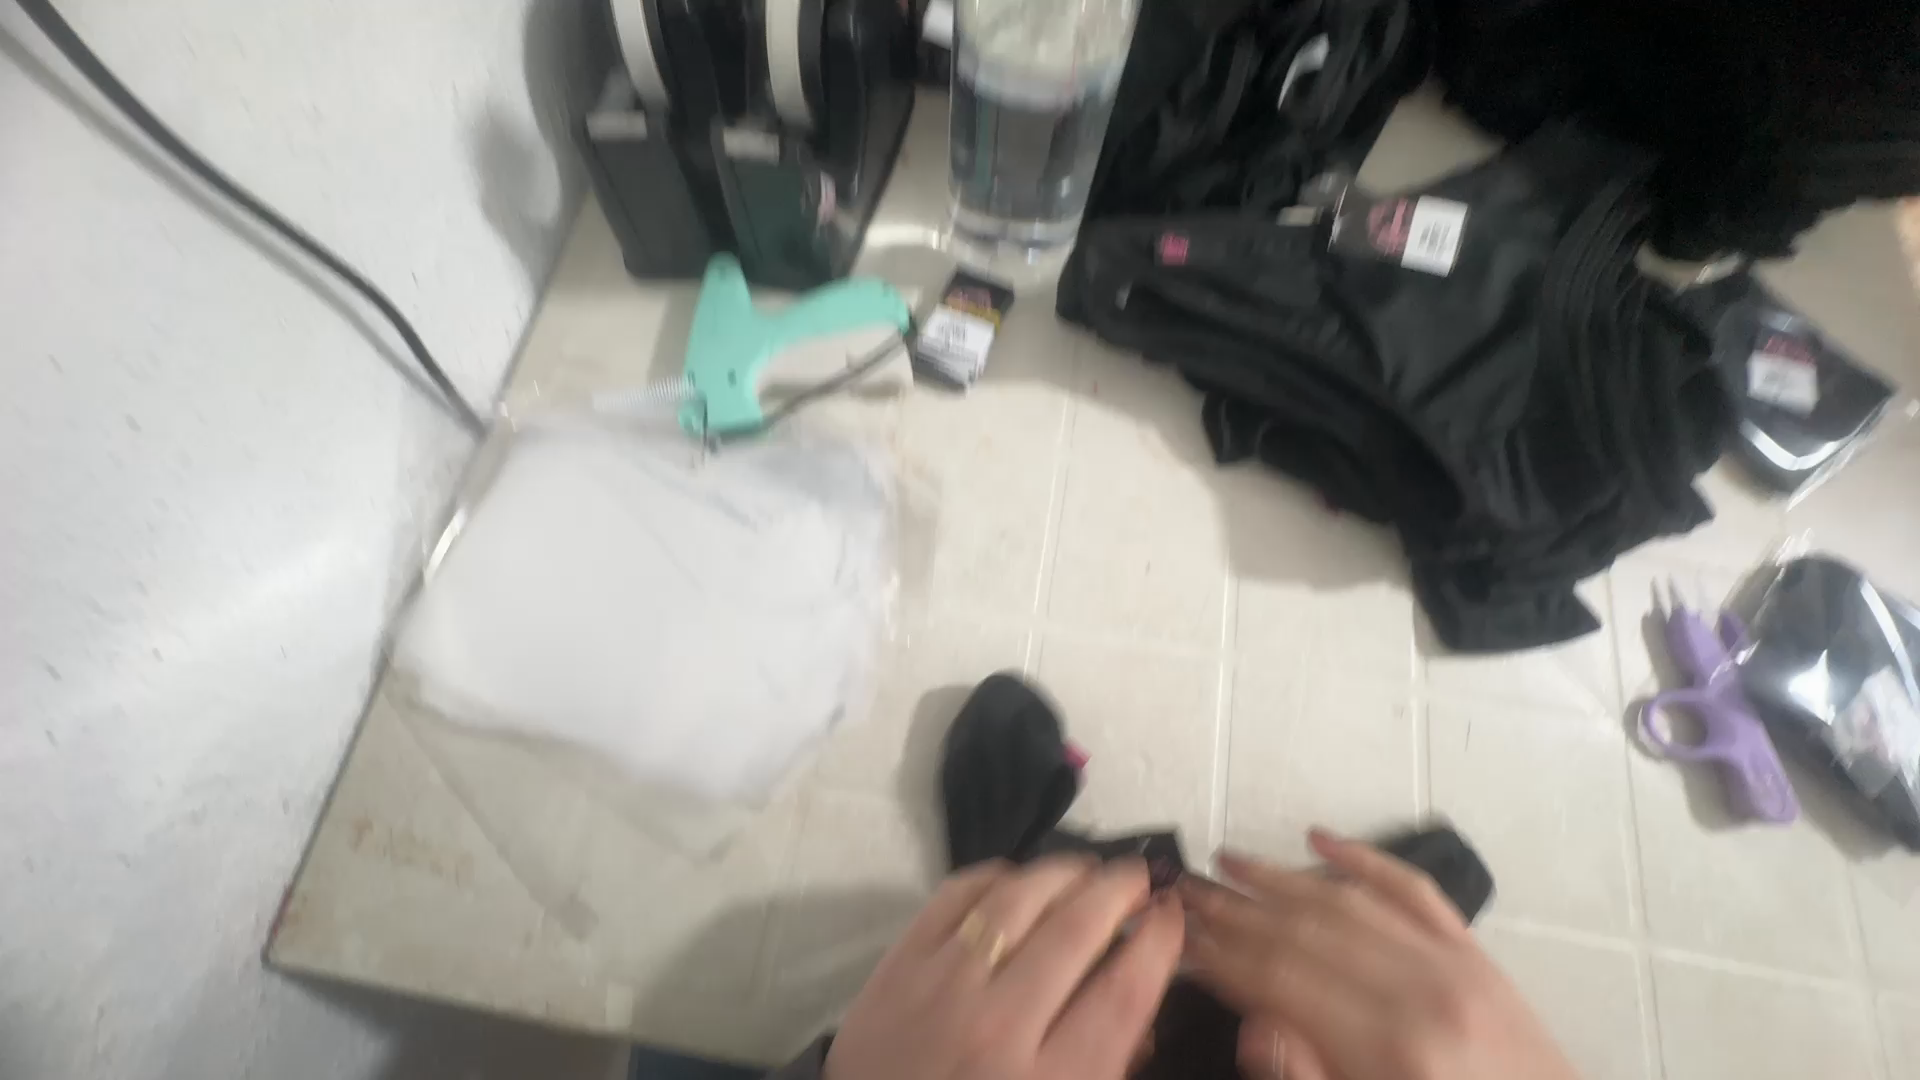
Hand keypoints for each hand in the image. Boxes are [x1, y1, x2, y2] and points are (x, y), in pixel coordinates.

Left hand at [826, 855, 1184, 1079]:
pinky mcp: (903, 957)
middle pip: (1074, 931)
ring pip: (1017, 899)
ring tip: (1087, 866)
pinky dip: (996, 874)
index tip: (1171, 913)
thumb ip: (1106, 1067)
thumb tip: (1139, 1004)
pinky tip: (1019, 876)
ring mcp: (945, 982)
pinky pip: (959, 892)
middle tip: (1137, 874)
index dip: (1158, 943)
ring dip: (1062, 871)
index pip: (1122, 994)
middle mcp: (1000, 1024)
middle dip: (1117, 890)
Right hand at [1180, 829, 1580, 1079]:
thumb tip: (1251, 1023)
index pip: (1277, 980)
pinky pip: (1413, 890)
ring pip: (1345, 899)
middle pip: (1301, 931)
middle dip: (1232, 907)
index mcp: (1392, 1053)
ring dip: (1277, 875)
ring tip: (1225, 859)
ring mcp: (1455, 966)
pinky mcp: (1479, 957)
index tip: (1175, 934)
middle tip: (1181, 888)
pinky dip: (1363, 857)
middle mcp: (1420, 993)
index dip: (1217, 954)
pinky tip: (1319, 837)